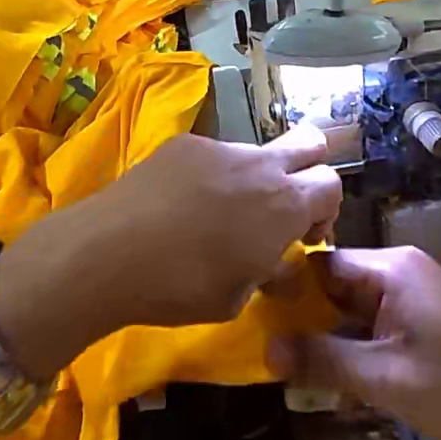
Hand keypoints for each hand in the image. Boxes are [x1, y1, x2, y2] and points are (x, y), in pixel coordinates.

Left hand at [0, 127, 341, 377]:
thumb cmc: (182, 286)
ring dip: (255, 177)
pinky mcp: (184, 142)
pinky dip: (213, 174)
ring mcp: (218, 147)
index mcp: (284, 204)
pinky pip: (214, 153)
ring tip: (219, 212)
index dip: (325, 209)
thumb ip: (269, 273)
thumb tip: (280, 267)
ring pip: (256, 151)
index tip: (303, 236)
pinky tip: (181, 203)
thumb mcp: (237, 297)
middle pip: (309, 142)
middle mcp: (259, 164)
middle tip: (283, 206)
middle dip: (309, 168)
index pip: (332, 184)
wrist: (108, 251)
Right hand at [277, 247, 440, 439]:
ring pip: (351, 304)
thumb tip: (265, 351)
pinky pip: (371, 319)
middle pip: (335, 282)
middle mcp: (400, 270)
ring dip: (327, 331)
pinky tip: (332, 368)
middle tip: (268, 343)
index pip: (322, 262)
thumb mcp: (386, 379)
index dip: (288, 285)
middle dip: (305, 314)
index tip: (257, 311)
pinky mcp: (420, 317)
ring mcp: (412, 293)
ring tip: (290, 358)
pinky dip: (351, 341)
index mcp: (392, 268)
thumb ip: (325, 361)